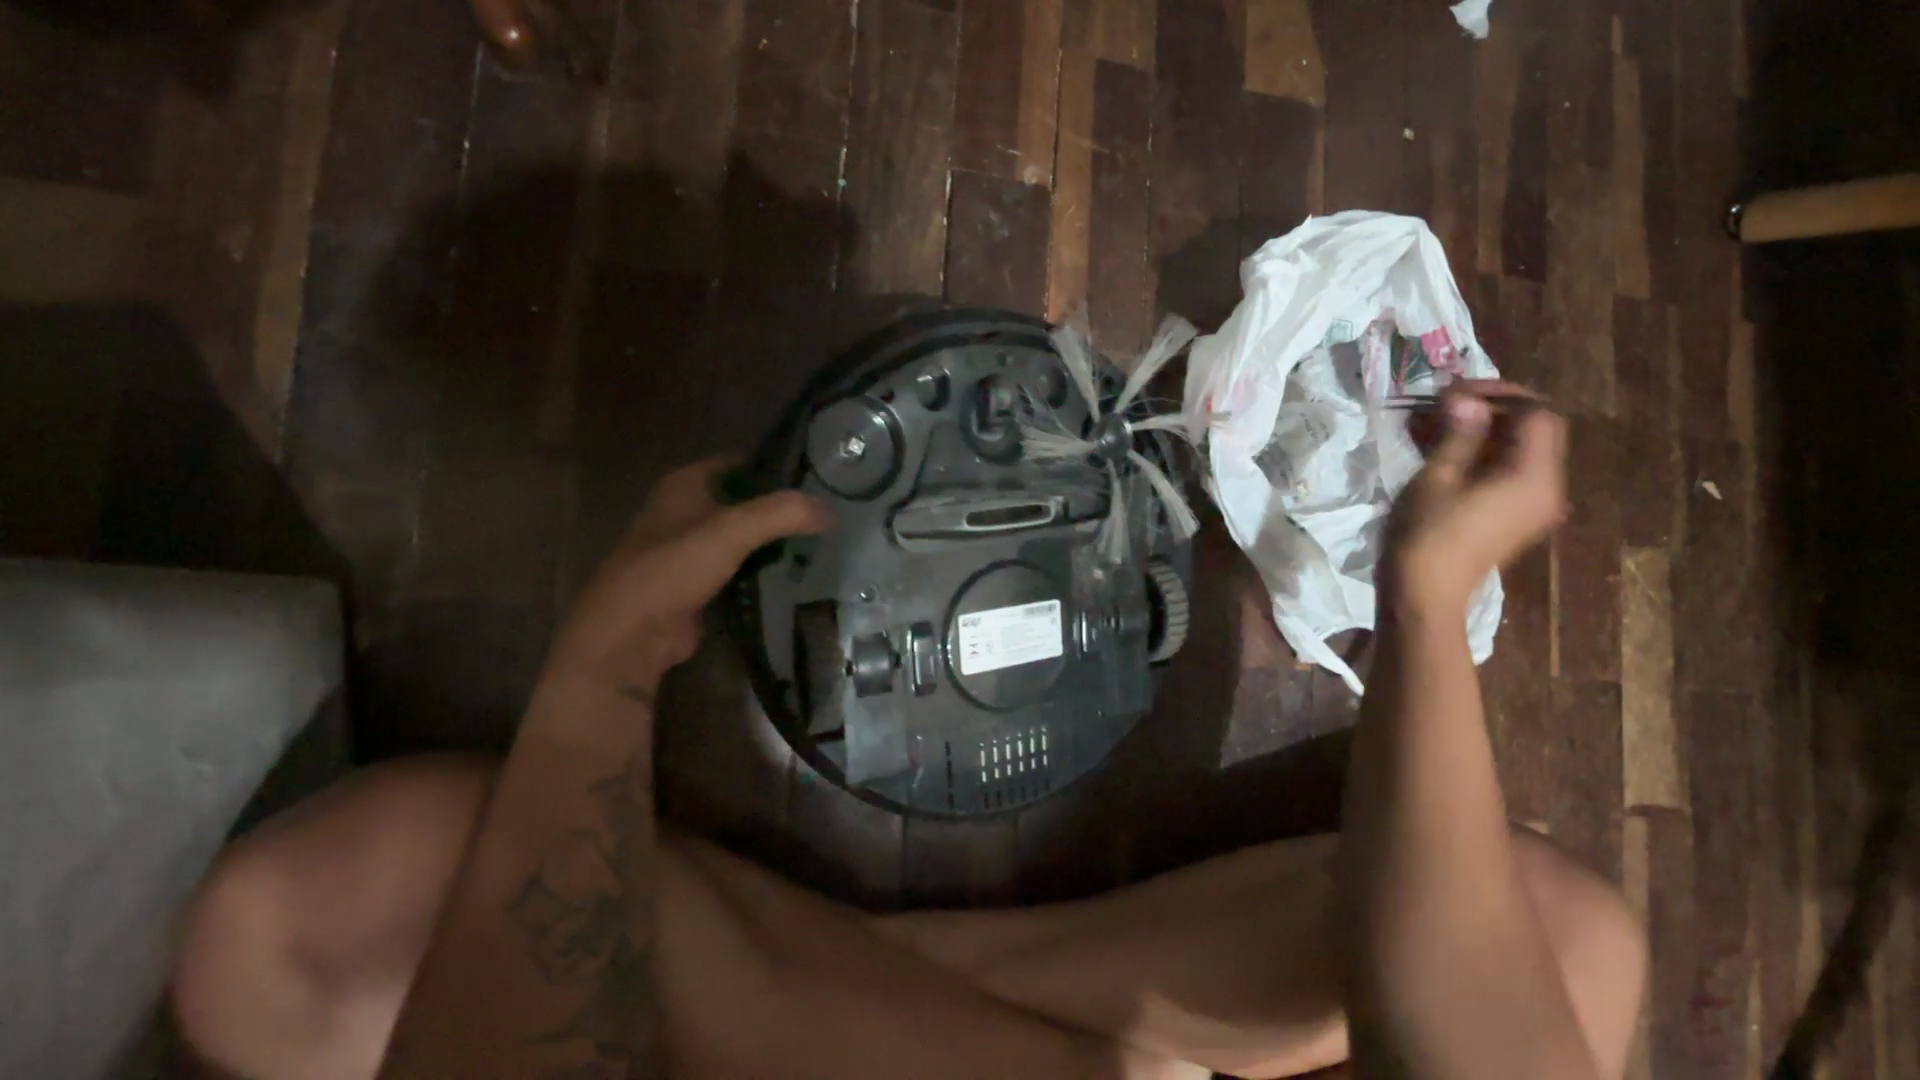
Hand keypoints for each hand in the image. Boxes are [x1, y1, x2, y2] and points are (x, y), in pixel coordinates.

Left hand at [547, 457, 831, 698]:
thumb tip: (832, 510)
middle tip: (829, 511)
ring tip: (822, 541)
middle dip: (781, 507)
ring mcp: (690, 550)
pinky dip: (764, 570)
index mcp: (685, 484)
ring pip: (743, 537)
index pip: (740, 462)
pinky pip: (740, 569)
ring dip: (775, 541)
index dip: (777, 465)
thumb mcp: (732, 530)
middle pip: (744, 500)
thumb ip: (783, 514)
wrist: (631, 634)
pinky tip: (797, 574)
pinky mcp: (699, 585)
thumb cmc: (673, 568)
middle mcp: (685, 511)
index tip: (819, 474)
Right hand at [1385, 381, 1567, 612]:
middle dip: (1493, 410)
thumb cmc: (1426, 535)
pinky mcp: (1515, 518)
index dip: (1500, 393)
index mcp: (1534, 476)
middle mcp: (1547, 488)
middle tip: (1446, 405)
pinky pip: (1511, 472)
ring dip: (1485, 431)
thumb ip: (1458, 433)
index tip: (1454, 393)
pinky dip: (1484, 455)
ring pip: (1521, 451)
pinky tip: (1447, 450)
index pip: (1536, 414)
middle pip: (1535, 430)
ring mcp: (1533, 506)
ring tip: (1438, 424)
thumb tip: (1466, 398)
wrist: (1424, 596)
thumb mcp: (1436, 477)